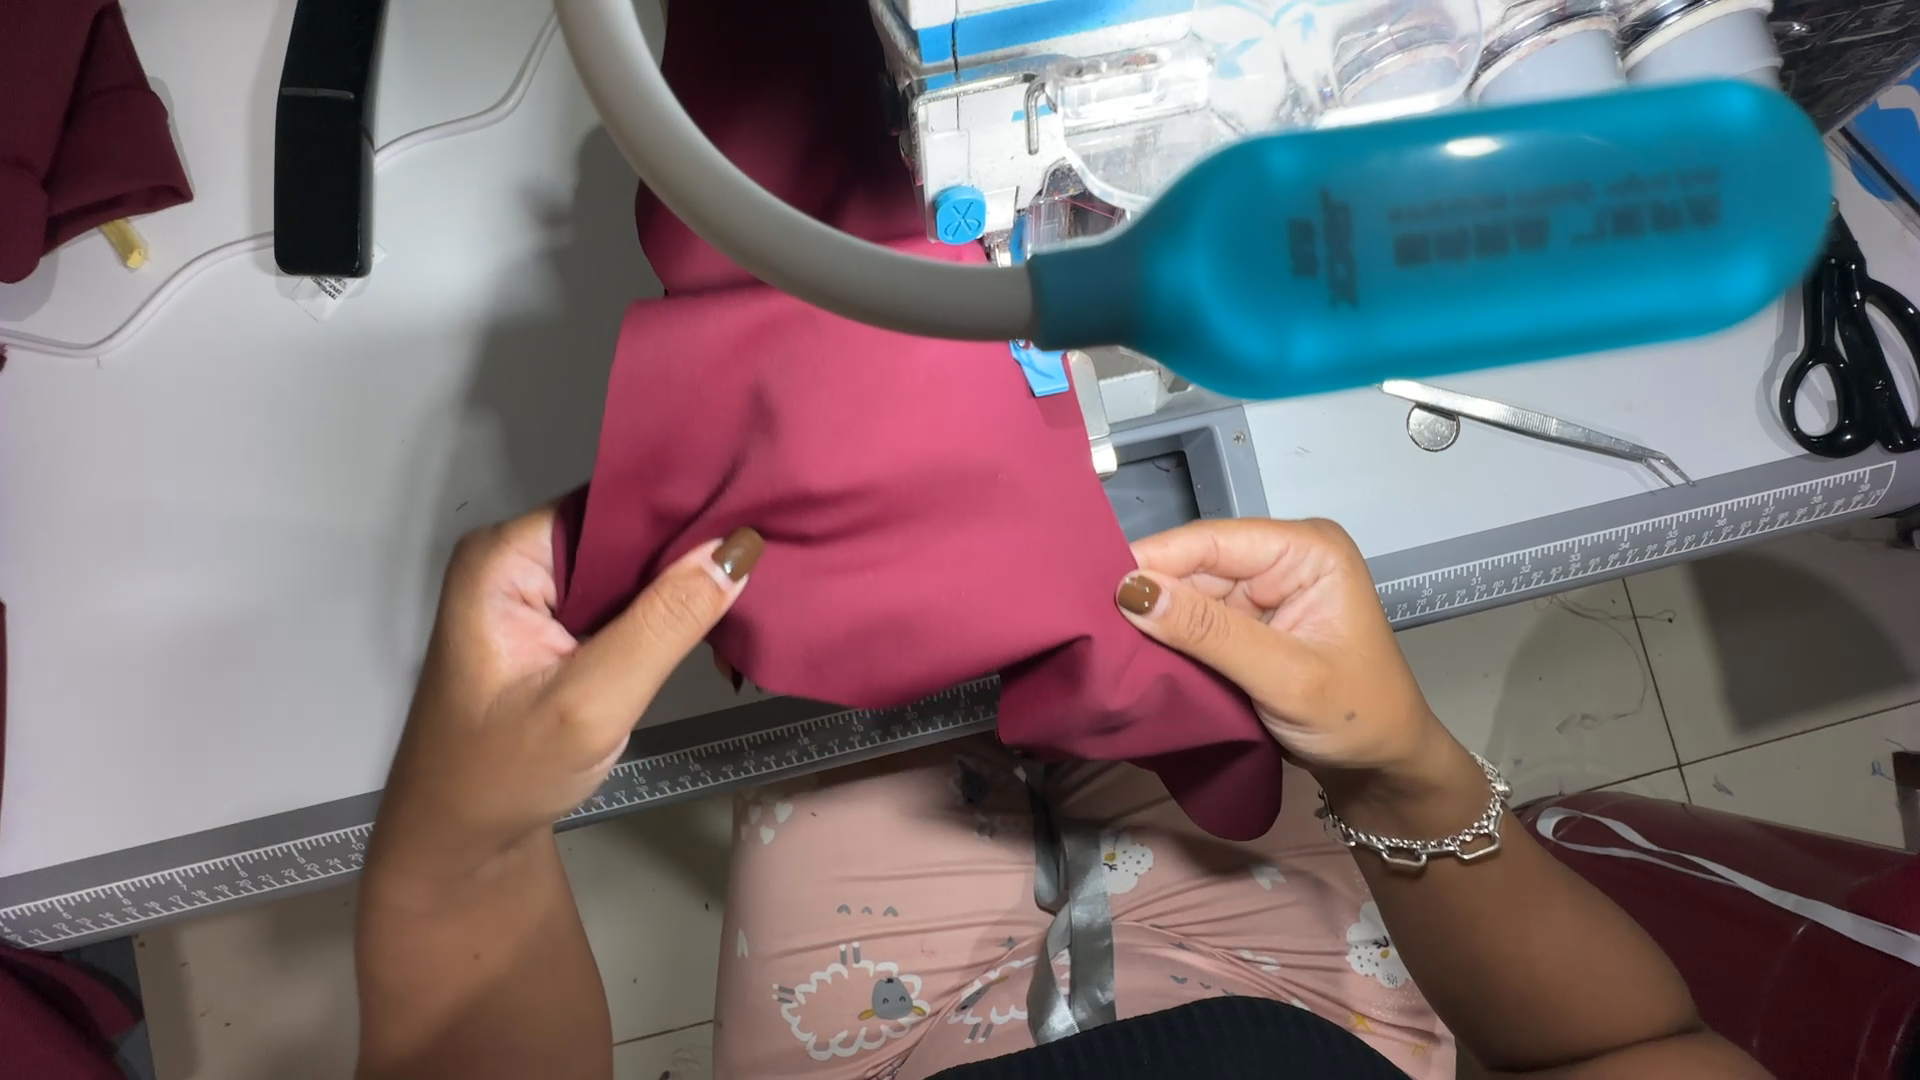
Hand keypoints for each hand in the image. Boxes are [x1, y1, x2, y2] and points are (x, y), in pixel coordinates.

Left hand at [370, 506, 762, 882]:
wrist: (464, 842)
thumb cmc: (507, 774)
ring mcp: (541, 590)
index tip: (751, 514)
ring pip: (634, 563)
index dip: (682, 508)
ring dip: (684, 579)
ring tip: (749, 580)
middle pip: (626, 529)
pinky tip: (713, 610)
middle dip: (690, 546)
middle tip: (764, 554)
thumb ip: (666, 622)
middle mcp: (521, 557)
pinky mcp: (562, 620)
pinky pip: (630, 594)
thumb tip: (740, 547)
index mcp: (506, 556)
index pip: (613, 505)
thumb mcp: (593, 700)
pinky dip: (670, 606)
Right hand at [1115, 518, 1449, 779]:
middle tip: (1089, 616)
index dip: (1153, 559)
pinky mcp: (1243, 618)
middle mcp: (1278, 557)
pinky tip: (1131, 643)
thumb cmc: (1357, 717)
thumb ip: (1207, 632)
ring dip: (1151, 614)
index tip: (1093, 585)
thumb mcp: (1285, 676)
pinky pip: (1191, 616)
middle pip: (1193, 562)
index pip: (1212, 541)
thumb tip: (1131, 591)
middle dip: (1148, 590)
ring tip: (1102, 632)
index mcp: (1305, 549)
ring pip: (1185, 589)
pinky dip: (1165, 633)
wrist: (1381, 766)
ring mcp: (1259, 588)